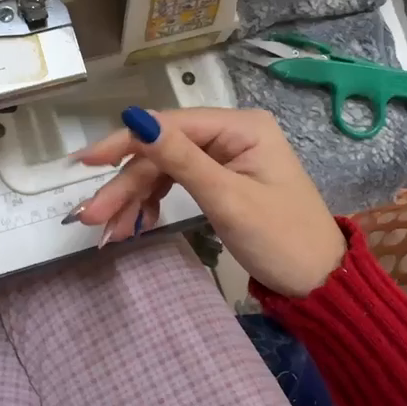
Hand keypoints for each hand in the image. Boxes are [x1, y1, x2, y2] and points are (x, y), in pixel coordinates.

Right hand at [73, 107, 346, 296]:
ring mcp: (225, 156)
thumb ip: (180, 159)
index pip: (168, 125)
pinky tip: (136, 224)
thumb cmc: (283, 241)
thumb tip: (135, 118)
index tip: (83, 162)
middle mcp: (230, 132)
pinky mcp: (221, 179)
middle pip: (162, 150)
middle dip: (126, 184)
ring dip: (134, 198)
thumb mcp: (228, 200)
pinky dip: (152, 204)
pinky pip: (176, 183)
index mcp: (240, 126)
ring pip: (163, 169)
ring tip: (109, 232)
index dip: (124, 141)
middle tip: (92, 217)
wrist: (323, 288)